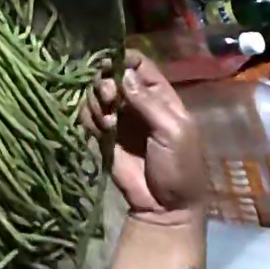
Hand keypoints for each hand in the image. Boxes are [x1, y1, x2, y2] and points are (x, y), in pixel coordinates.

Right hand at [82, 53, 207, 227]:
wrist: (166, 209)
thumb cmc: (179, 166)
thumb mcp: (171, 131)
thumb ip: (147, 102)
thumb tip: (124, 74)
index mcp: (161, 96)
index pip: (139, 66)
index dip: (124, 60)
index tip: (110, 63)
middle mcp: (138, 103)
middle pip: (113, 77)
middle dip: (106, 81)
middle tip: (108, 96)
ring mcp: (120, 120)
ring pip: (98, 95)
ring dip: (97, 101)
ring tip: (108, 121)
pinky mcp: (105, 138)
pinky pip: (90, 118)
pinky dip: (90, 118)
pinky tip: (101, 130)